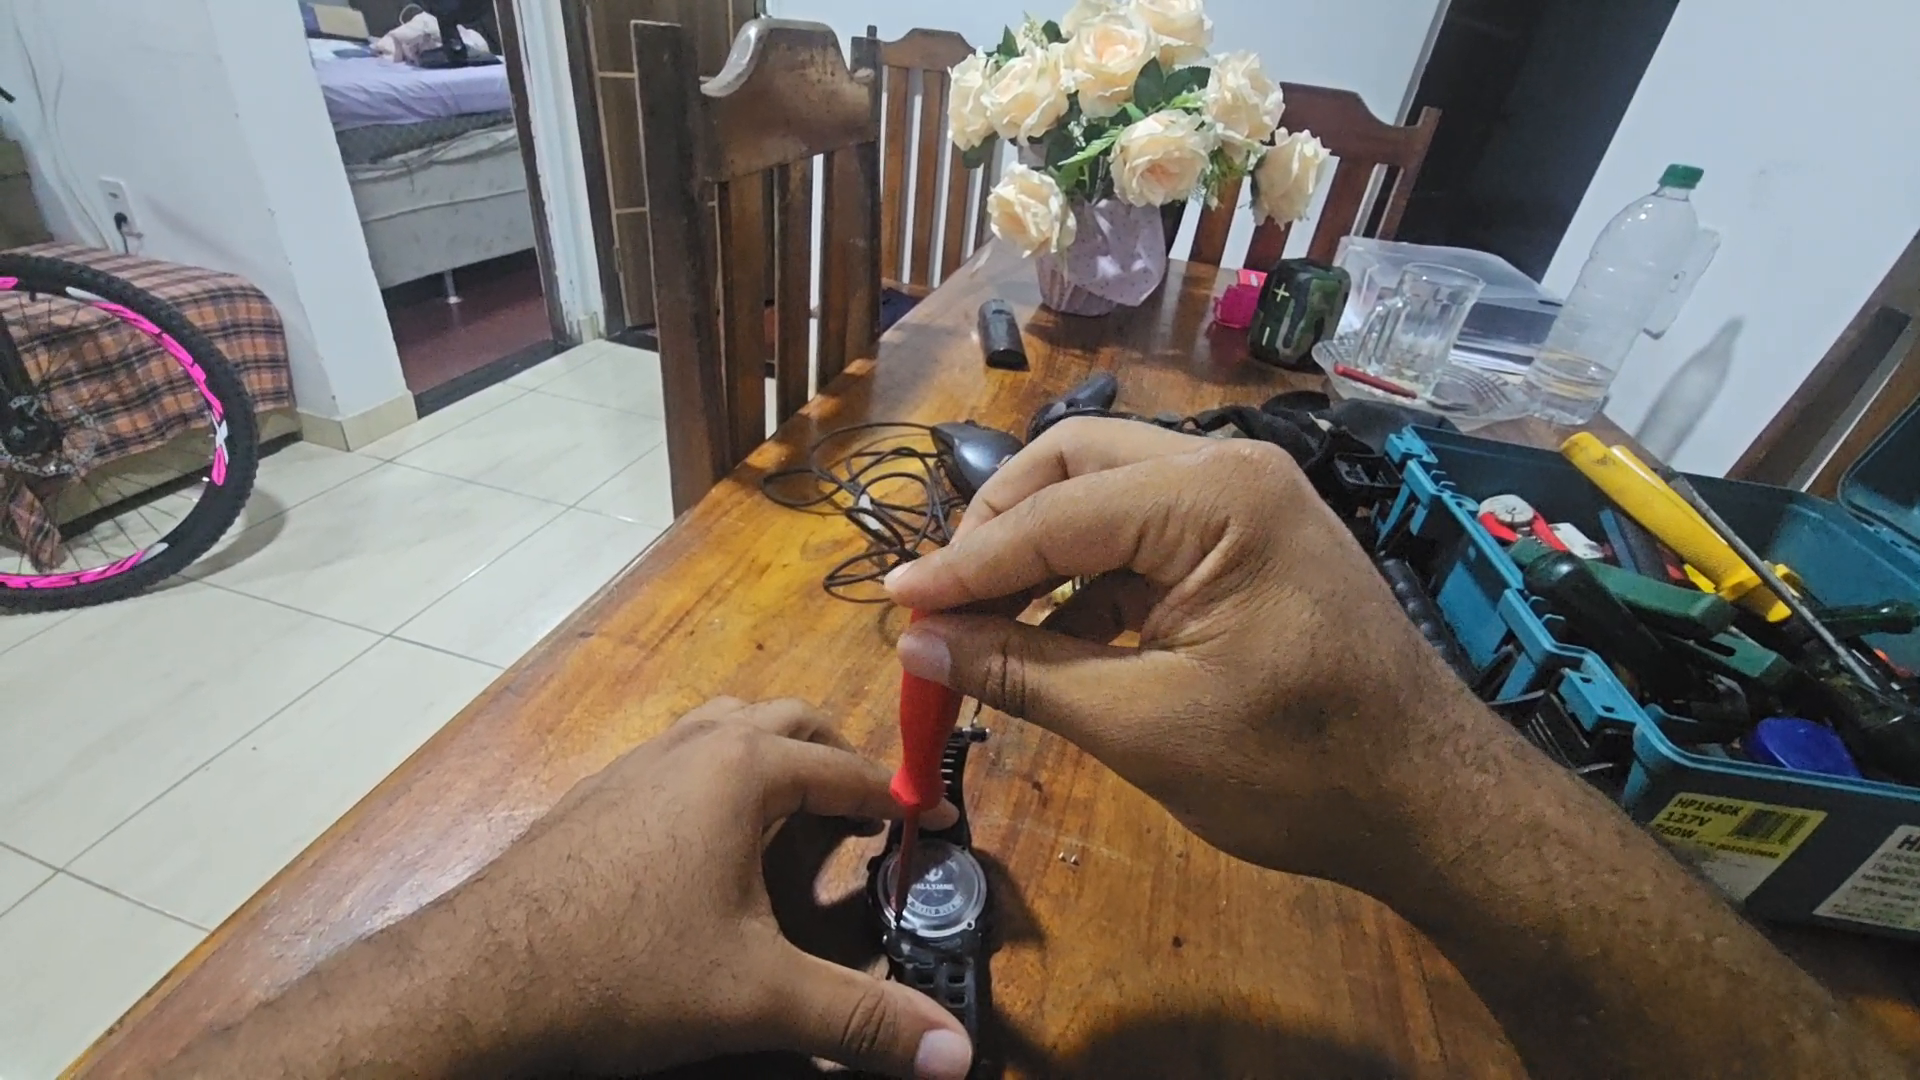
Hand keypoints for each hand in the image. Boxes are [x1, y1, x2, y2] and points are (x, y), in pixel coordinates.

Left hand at [448, 698, 973, 1078]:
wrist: (473, 981)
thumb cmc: (628, 970)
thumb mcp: (756, 994)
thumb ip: (860, 1018)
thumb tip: (957, 1057)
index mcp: (747, 767)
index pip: (850, 771)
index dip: (903, 799)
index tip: (940, 822)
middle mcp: (702, 741)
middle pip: (797, 722)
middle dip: (841, 760)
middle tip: (866, 816)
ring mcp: (649, 755)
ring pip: (737, 721)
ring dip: (782, 751)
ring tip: (798, 808)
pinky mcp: (610, 781)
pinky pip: (691, 746)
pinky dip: (729, 765)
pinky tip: (717, 829)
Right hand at [884, 418, 1499, 892]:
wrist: (1433, 805)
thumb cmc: (1300, 773)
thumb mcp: (1142, 725)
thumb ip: (1019, 673)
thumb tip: (917, 646)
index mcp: (1215, 496)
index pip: (1054, 515)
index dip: (965, 564)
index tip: (898, 603)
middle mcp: (1225, 467)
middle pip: (1071, 465)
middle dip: (1000, 530)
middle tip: (950, 601)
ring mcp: (1236, 497)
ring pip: (1097, 494)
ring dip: (1035, 555)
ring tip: (985, 624)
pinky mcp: (1236, 536)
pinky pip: (1132, 535)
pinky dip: (1080, 580)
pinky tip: (1050, 637)